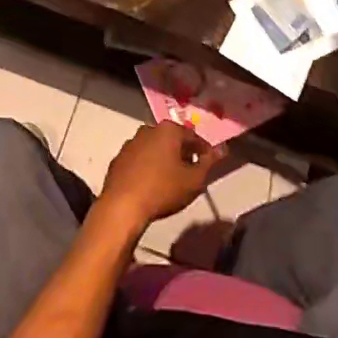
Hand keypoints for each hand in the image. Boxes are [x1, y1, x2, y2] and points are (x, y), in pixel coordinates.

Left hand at [98, 122, 223, 223]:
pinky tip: (151, 184)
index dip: (204, 150)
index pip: (193, 137)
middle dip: (183, 153)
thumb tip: (220, 151)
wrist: (121, 207)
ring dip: (164, 159)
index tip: (209, 163)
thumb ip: (209, 163)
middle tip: (191, 171)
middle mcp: (148, 130)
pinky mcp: (118, 160)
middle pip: (172, 139)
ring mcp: (130, 144)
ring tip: (171, 179)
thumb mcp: (194, 180)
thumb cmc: (163, 190)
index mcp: (168, 130)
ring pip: (154, 148)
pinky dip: (147, 167)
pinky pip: (139, 160)